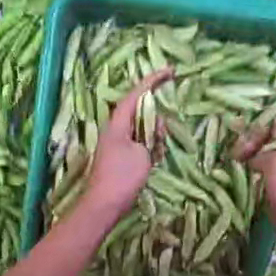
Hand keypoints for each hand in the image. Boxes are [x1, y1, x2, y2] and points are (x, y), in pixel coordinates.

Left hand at [82, 66, 173, 217]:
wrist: (104, 205)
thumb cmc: (122, 177)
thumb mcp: (144, 151)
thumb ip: (151, 135)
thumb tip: (152, 131)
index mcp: (117, 123)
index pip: (136, 93)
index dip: (152, 81)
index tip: (170, 71)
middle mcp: (114, 130)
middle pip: (141, 112)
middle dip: (156, 119)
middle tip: (160, 138)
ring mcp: (116, 144)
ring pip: (142, 130)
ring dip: (154, 137)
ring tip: (155, 155)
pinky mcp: (119, 158)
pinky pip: (139, 145)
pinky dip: (149, 149)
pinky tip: (152, 163)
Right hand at [234, 109, 275, 240]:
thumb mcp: (274, 161)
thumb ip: (261, 150)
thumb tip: (251, 155)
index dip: (274, 122)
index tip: (259, 138)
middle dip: (259, 140)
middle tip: (241, 153)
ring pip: (275, 153)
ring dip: (257, 156)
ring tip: (240, 164)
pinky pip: (274, 170)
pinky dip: (261, 171)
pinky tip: (249, 177)